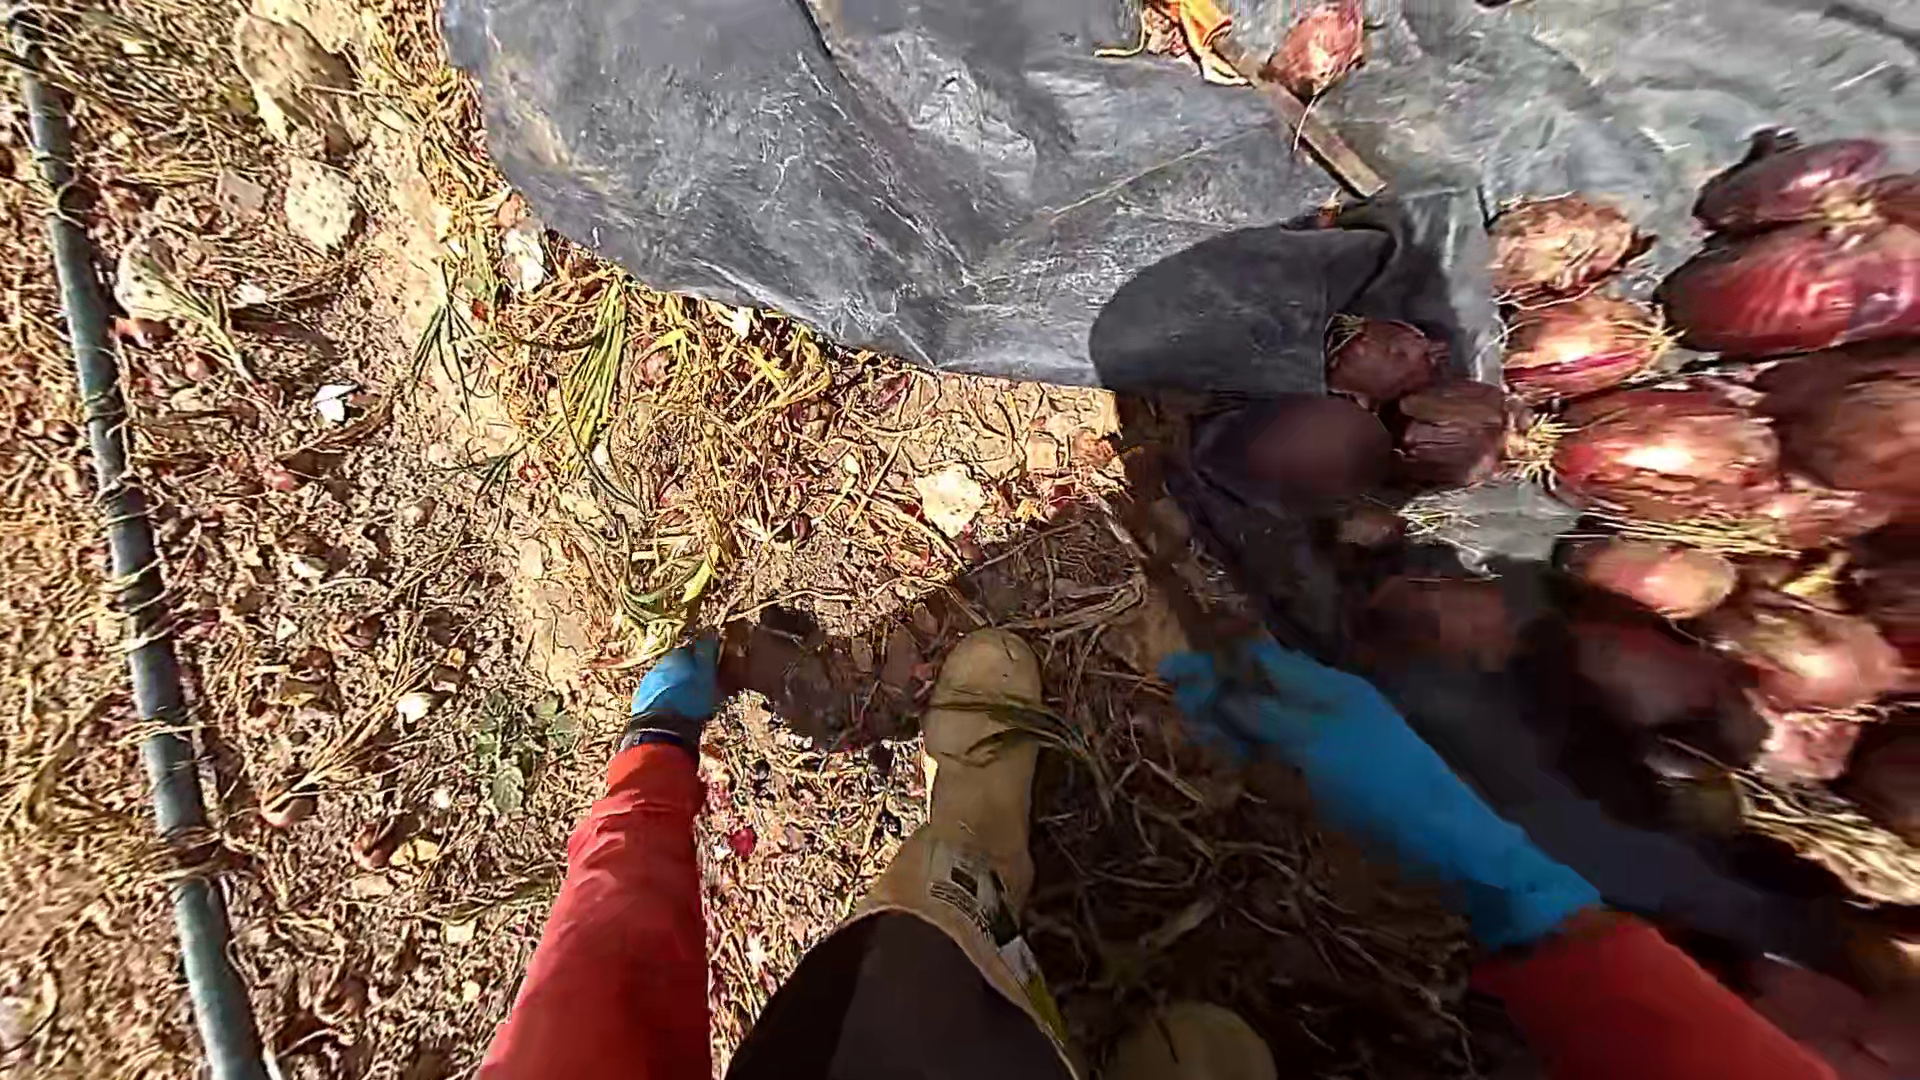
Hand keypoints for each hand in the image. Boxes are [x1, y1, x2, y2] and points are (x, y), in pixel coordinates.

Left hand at [623, 637, 720, 750]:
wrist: (662, 728)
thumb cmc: (691, 698)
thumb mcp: (708, 675)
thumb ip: (709, 653)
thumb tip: (712, 635)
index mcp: (677, 656)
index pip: (693, 649)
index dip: (704, 659)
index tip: (712, 669)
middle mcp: (659, 665)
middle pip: (678, 664)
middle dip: (689, 672)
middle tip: (702, 685)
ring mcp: (648, 684)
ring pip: (668, 680)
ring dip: (677, 686)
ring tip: (690, 701)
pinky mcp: (641, 701)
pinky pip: (659, 695)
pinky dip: (667, 699)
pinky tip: (676, 709)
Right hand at [1161, 636, 1599, 948]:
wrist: (1442, 844)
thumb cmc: (1379, 782)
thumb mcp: (1315, 742)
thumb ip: (1262, 712)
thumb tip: (1216, 688)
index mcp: (1323, 685)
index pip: (1258, 660)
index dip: (1215, 662)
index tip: (1172, 670)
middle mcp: (1318, 703)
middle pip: (1254, 687)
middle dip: (1214, 691)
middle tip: (1177, 705)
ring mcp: (1319, 737)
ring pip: (1258, 718)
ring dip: (1225, 721)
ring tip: (1193, 730)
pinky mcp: (1319, 768)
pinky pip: (1271, 747)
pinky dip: (1245, 747)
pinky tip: (1228, 755)